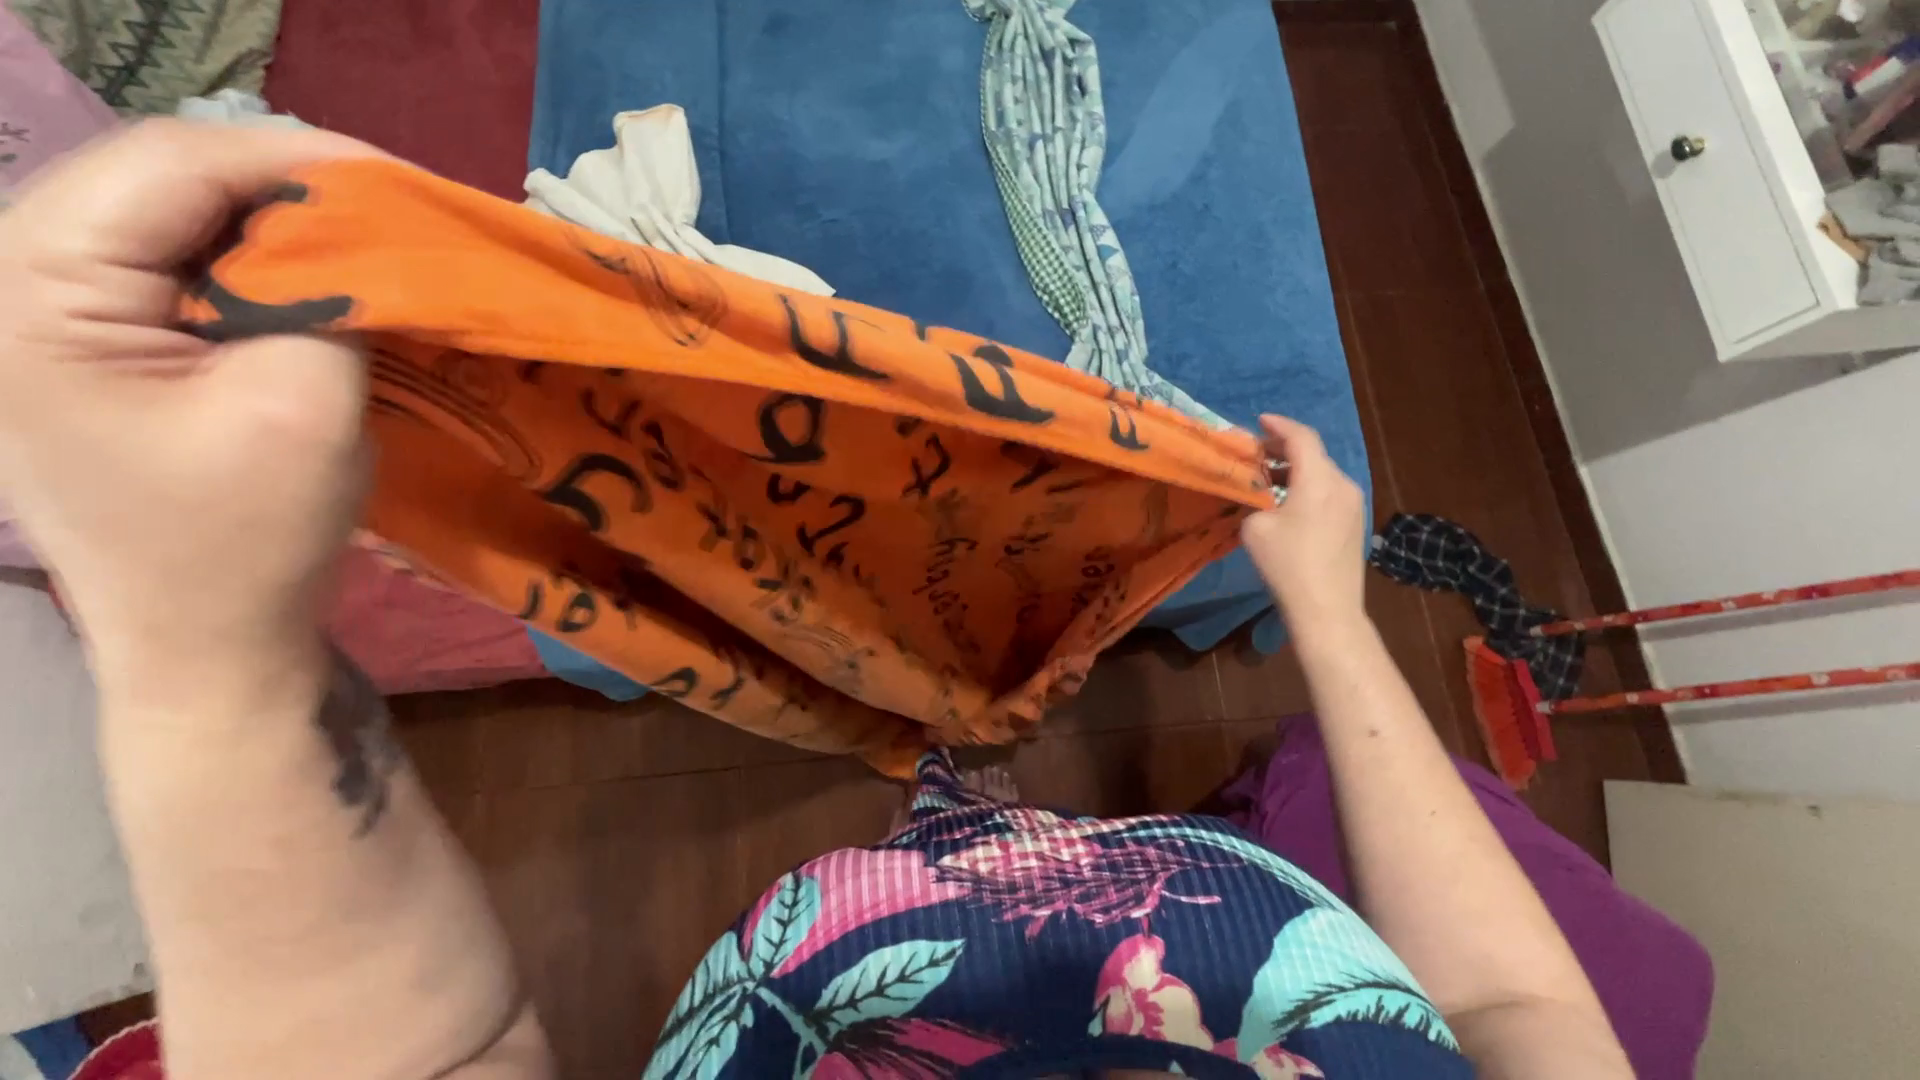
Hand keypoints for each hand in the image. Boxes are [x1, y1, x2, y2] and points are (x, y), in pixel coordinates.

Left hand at [0, 121, 379, 700]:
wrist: (208, 637)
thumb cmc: (245, 536)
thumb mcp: (304, 405)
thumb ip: (331, 300)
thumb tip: (369, 232)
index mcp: (34, 288)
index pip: (172, 166)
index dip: (300, 157)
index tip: (409, 181)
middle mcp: (20, 277)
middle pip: (173, 183)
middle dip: (300, 189)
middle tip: (404, 212)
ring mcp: (59, 312)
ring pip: (189, 223)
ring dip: (293, 228)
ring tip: (382, 241)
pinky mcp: (108, 344)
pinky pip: (197, 272)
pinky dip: (277, 270)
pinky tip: (335, 284)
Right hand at [1240, 414, 1368, 635]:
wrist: (1327, 607)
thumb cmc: (1287, 563)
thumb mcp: (1255, 528)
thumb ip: (1254, 502)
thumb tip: (1258, 499)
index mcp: (1319, 479)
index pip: (1301, 437)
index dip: (1279, 426)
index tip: (1260, 421)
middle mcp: (1342, 484)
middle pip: (1314, 454)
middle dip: (1284, 449)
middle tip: (1257, 453)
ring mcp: (1353, 505)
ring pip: (1323, 474)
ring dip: (1296, 470)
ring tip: (1270, 479)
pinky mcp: (1355, 523)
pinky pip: (1329, 493)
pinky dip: (1308, 487)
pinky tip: (1289, 503)